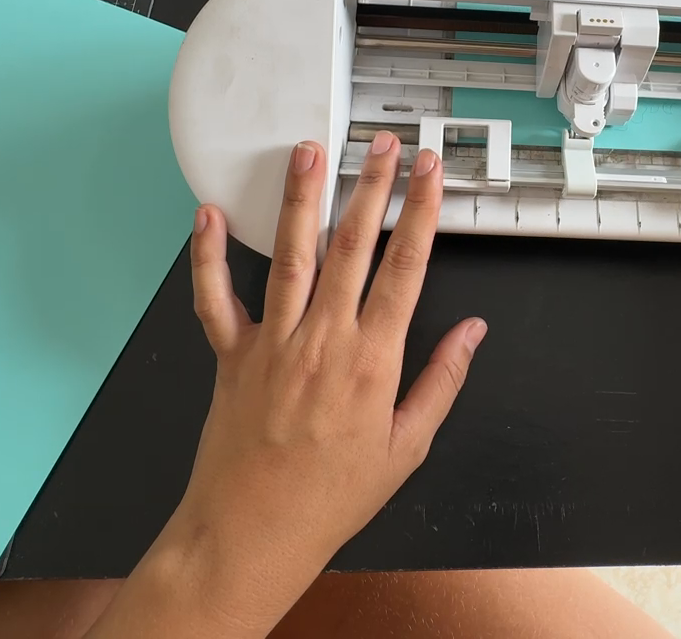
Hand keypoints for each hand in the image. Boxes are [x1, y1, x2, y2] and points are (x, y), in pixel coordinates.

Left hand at [133, 133, 485, 635]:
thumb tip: (472, 332)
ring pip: (291, 255)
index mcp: (372, 361)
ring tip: (310, 153)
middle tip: (382, 145)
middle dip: (371, 187)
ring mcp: (273, 342)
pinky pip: (214, 297)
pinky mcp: (231, 353)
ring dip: (302, 199)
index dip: (421, 212)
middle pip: (352, 246)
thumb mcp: (407, 446)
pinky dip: (207, 255)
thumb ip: (443, 380)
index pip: (405, 267)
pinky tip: (208, 216)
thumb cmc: (331, 494)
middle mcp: (322, 339)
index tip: (428, 173)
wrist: (251, 534)